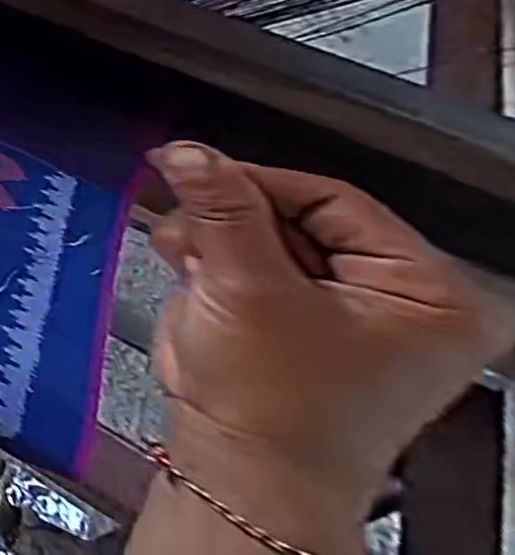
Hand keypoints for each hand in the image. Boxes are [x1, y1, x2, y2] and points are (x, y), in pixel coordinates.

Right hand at [147, 142, 512, 525]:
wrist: (239, 455)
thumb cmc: (272, 390)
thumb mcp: (246, 287)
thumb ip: (219, 210)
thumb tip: (187, 150)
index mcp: (422, 291)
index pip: (333, 199)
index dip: (256, 182)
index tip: (189, 171)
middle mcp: (386, 292)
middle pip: (290, 212)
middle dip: (224, 216)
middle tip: (183, 224)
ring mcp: (331, 302)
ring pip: (254, 230)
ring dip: (206, 235)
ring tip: (185, 258)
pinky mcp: (281, 308)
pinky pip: (238, 254)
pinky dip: (203, 253)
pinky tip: (186, 268)